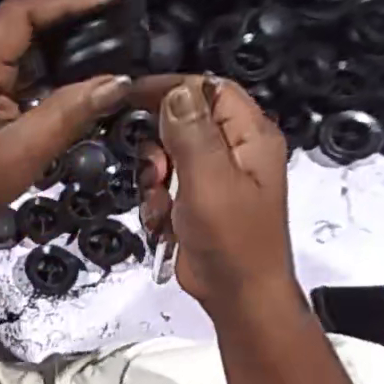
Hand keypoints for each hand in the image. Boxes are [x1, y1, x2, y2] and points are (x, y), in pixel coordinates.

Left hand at [0, 0, 133, 232]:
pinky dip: (44, 74)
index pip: (20, 13)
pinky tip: (70, 84)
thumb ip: (72, 111)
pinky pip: (13, 72)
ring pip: (19, 48)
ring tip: (100, 53)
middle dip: (68, 22)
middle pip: (21, 25)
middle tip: (110, 27)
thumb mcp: (26, 151)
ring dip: (58, 50)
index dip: (66, 1)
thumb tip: (115, 83)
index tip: (105, 5)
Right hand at [133, 75, 296, 307]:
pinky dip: (156, 201)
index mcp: (250, 138)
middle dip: (159, 146)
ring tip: (162, 202)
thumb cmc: (236, 243)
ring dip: (154, 179)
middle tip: (158, 172)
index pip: (209, 90)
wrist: (236, 293)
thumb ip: (192, 133)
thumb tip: (177, 91)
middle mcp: (234, 152)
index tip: (134, 96)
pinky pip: (164, 186)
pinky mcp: (196, 201)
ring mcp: (214, 177)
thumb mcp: (210, 181)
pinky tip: (163, 219)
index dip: (172, 89)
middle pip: (182, 122)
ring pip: (167, 156)